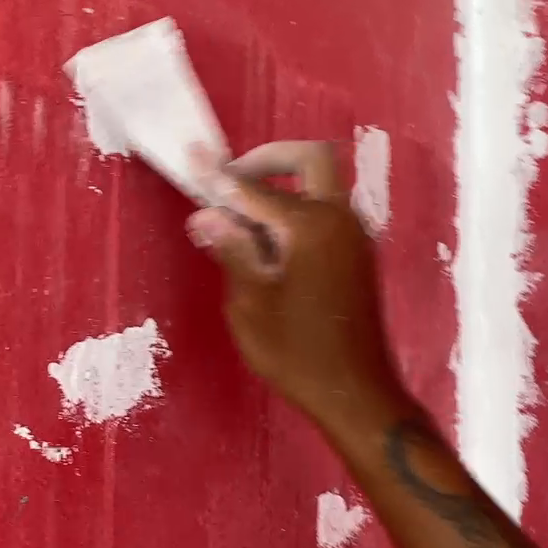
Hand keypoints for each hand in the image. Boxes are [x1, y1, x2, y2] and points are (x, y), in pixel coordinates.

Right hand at [186, 141, 402, 424]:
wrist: (353, 390)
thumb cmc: (295, 350)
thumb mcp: (251, 303)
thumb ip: (232, 249)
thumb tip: (207, 215)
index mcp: (311, 226)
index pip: (254, 189)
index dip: (218, 176)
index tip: (192, 156)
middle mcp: (340, 218)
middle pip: (309, 159)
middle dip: (267, 159)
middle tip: (231, 182)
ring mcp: (353, 235)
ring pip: (320, 184)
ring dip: (281, 185)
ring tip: (240, 220)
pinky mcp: (355, 254)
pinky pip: (323, 211)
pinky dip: (294, 209)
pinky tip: (265, 244)